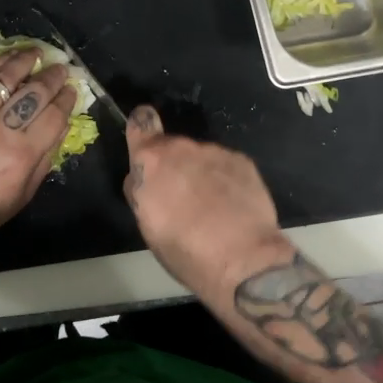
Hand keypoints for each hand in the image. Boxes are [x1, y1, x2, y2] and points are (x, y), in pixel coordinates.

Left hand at [0, 48, 74, 260]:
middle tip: (62, 67)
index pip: (54, 117)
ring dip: (25, 61)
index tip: (73, 89)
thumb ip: (44, 161)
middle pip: (35, 93)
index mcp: (23, 155)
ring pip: (7, 79)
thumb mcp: (21, 196)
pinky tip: (8, 59)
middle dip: (52, 77)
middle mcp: (3, 130)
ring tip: (37, 52)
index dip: (67, 100)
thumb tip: (59, 129)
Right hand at [124, 105, 293, 297]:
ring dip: (204, 175)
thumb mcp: (148, 225)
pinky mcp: (242, 160)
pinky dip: (228, 181)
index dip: (143, 127)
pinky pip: (227, 166)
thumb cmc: (185, 249)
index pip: (140, 122)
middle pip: (174, 148)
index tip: (148, 139)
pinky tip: (236, 208)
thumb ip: (144, 191)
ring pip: (202, 159)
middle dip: (177, 166)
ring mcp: (214, 151)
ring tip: (216, 208)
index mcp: (149, 161)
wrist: (242, 260)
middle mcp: (181, 147)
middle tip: (187, 198)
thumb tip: (149, 182)